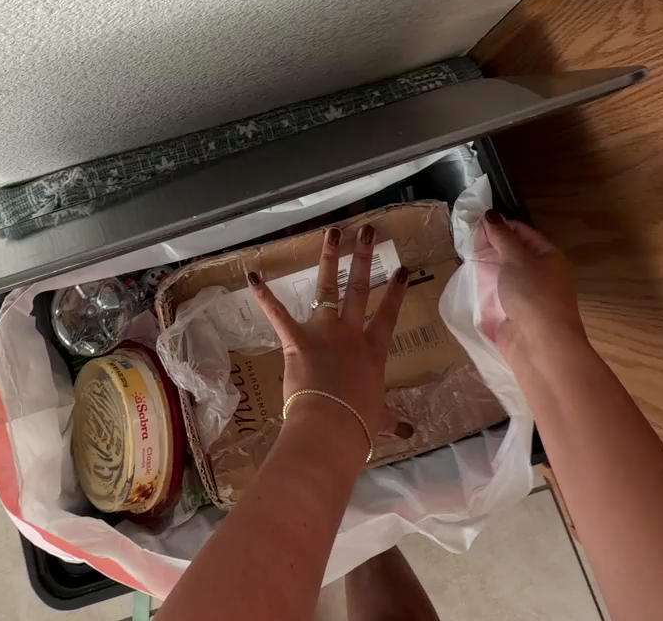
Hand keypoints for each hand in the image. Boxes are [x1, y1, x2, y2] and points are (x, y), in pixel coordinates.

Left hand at [247, 223, 409, 456]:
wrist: (332, 424)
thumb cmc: (358, 423)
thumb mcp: (379, 418)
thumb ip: (391, 419)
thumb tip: (408, 432)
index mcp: (372, 351)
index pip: (388, 315)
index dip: (396, 292)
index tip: (402, 269)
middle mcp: (351, 333)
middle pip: (359, 288)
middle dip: (363, 257)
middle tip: (367, 231)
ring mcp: (323, 332)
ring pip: (327, 286)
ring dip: (329, 258)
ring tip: (332, 232)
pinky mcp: (297, 339)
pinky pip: (278, 313)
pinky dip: (264, 295)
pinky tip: (253, 275)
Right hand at [477, 211, 587, 361]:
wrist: (539, 345)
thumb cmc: (533, 295)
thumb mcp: (517, 258)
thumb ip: (501, 236)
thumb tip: (490, 214)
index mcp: (548, 257)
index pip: (523, 232)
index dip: (501, 225)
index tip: (475, 223)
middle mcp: (539, 274)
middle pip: (511, 253)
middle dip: (489, 246)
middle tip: (464, 240)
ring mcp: (525, 295)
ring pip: (500, 273)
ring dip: (484, 267)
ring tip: (461, 258)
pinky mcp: (511, 313)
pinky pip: (494, 293)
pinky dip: (482, 288)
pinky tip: (466, 281)